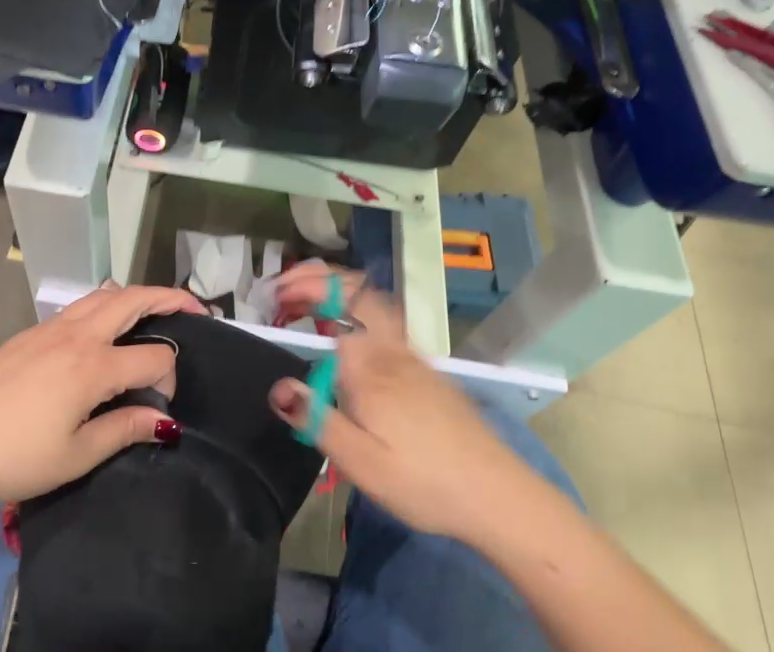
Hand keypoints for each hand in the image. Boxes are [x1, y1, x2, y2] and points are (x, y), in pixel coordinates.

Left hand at [0, 282, 205, 506]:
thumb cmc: (14, 457)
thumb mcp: (76, 455)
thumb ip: (124, 429)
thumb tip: (165, 421)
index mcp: (92, 366)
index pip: (153, 356)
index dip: (170, 378)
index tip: (162, 407)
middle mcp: (75, 335)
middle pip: (133, 299)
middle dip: (169, 299)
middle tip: (196, 310)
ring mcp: (49, 329)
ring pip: (103, 294)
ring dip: (136, 295)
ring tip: (156, 310)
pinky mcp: (29, 334)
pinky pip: (79, 306)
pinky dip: (105, 305)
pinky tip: (106, 330)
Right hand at [266, 265, 519, 538]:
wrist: (497, 495)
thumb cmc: (424, 482)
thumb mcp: (361, 463)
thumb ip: (318, 419)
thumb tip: (277, 387)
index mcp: (372, 368)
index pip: (337, 303)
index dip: (305, 287)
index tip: (275, 293)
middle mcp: (394, 352)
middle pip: (360, 291)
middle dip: (320, 279)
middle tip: (286, 289)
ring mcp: (415, 360)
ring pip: (377, 305)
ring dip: (341, 293)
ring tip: (310, 305)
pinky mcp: (429, 374)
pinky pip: (388, 325)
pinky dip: (360, 313)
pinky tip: (351, 342)